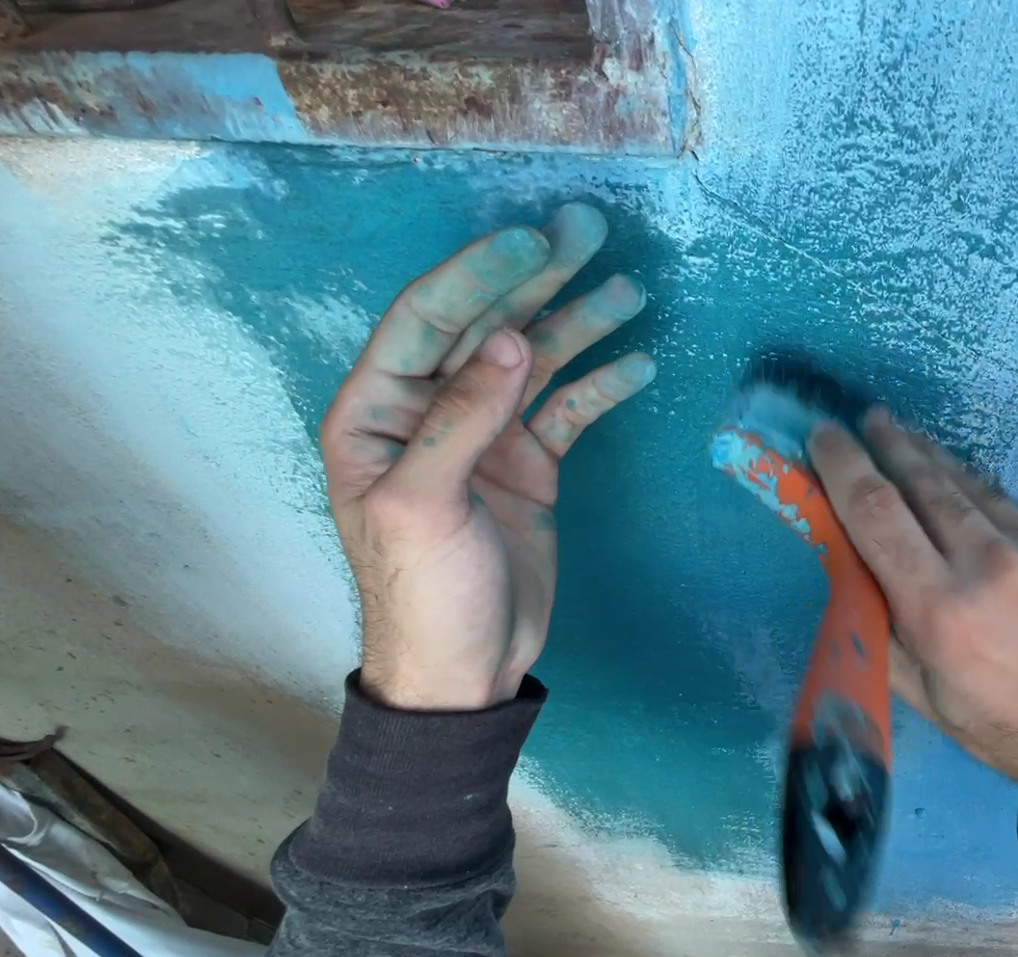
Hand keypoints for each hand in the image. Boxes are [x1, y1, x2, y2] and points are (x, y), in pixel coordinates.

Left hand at [320, 205, 654, 709]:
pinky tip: (638, 366)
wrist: (466, 666)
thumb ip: (460, 420)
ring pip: (537, 364)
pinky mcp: (531, 465)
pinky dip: (602, 389)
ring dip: (581, 325)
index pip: (427, 320)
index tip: (532, 242)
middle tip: (587, 229)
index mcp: (379, 411)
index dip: (478, 274)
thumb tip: (507, 340)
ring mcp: (488, 436)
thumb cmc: (424, 593)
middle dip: (538, 280)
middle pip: (489, 326)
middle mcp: (433, 410)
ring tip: (629, 290)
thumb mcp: (423, 506)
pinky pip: (570, 413)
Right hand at [808, 409, 1017, 815]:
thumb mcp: (920, 694)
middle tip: (868, 420)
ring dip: (932, 460)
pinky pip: (1009, 504)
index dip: (842, 466)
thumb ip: (879, 622)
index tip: (823, 435)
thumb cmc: (1000, 723)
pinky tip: (972, 508)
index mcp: (942, 611)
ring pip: (969, 484)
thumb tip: (848, 556)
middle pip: (923, 480)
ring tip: (906, 439)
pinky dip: (980, 500)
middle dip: (888, 443)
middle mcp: (991, 563)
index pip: (876, 513)